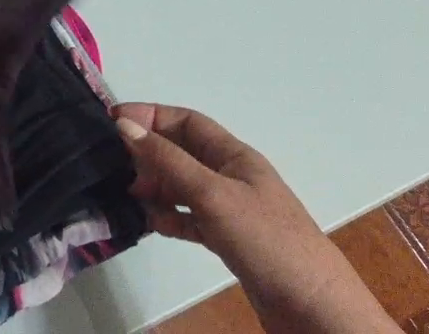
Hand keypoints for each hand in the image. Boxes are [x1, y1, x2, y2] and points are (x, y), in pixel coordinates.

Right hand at [113, 103, 397, 333]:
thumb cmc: (268, 241)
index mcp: (235, 156)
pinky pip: (188, 219)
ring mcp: (231, 211)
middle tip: (111, 162)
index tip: (111, 121)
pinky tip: (148, 222)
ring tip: (124, 194)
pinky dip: (167, 217)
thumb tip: (122, 124)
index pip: (186, 121)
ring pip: (182, 186)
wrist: (317, 313)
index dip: (150, 116)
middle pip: (181, 152)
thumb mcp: (214, 194)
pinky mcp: (229, 241)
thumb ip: (168, 160)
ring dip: (153, 186)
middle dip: (147, 152)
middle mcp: (231, 177)